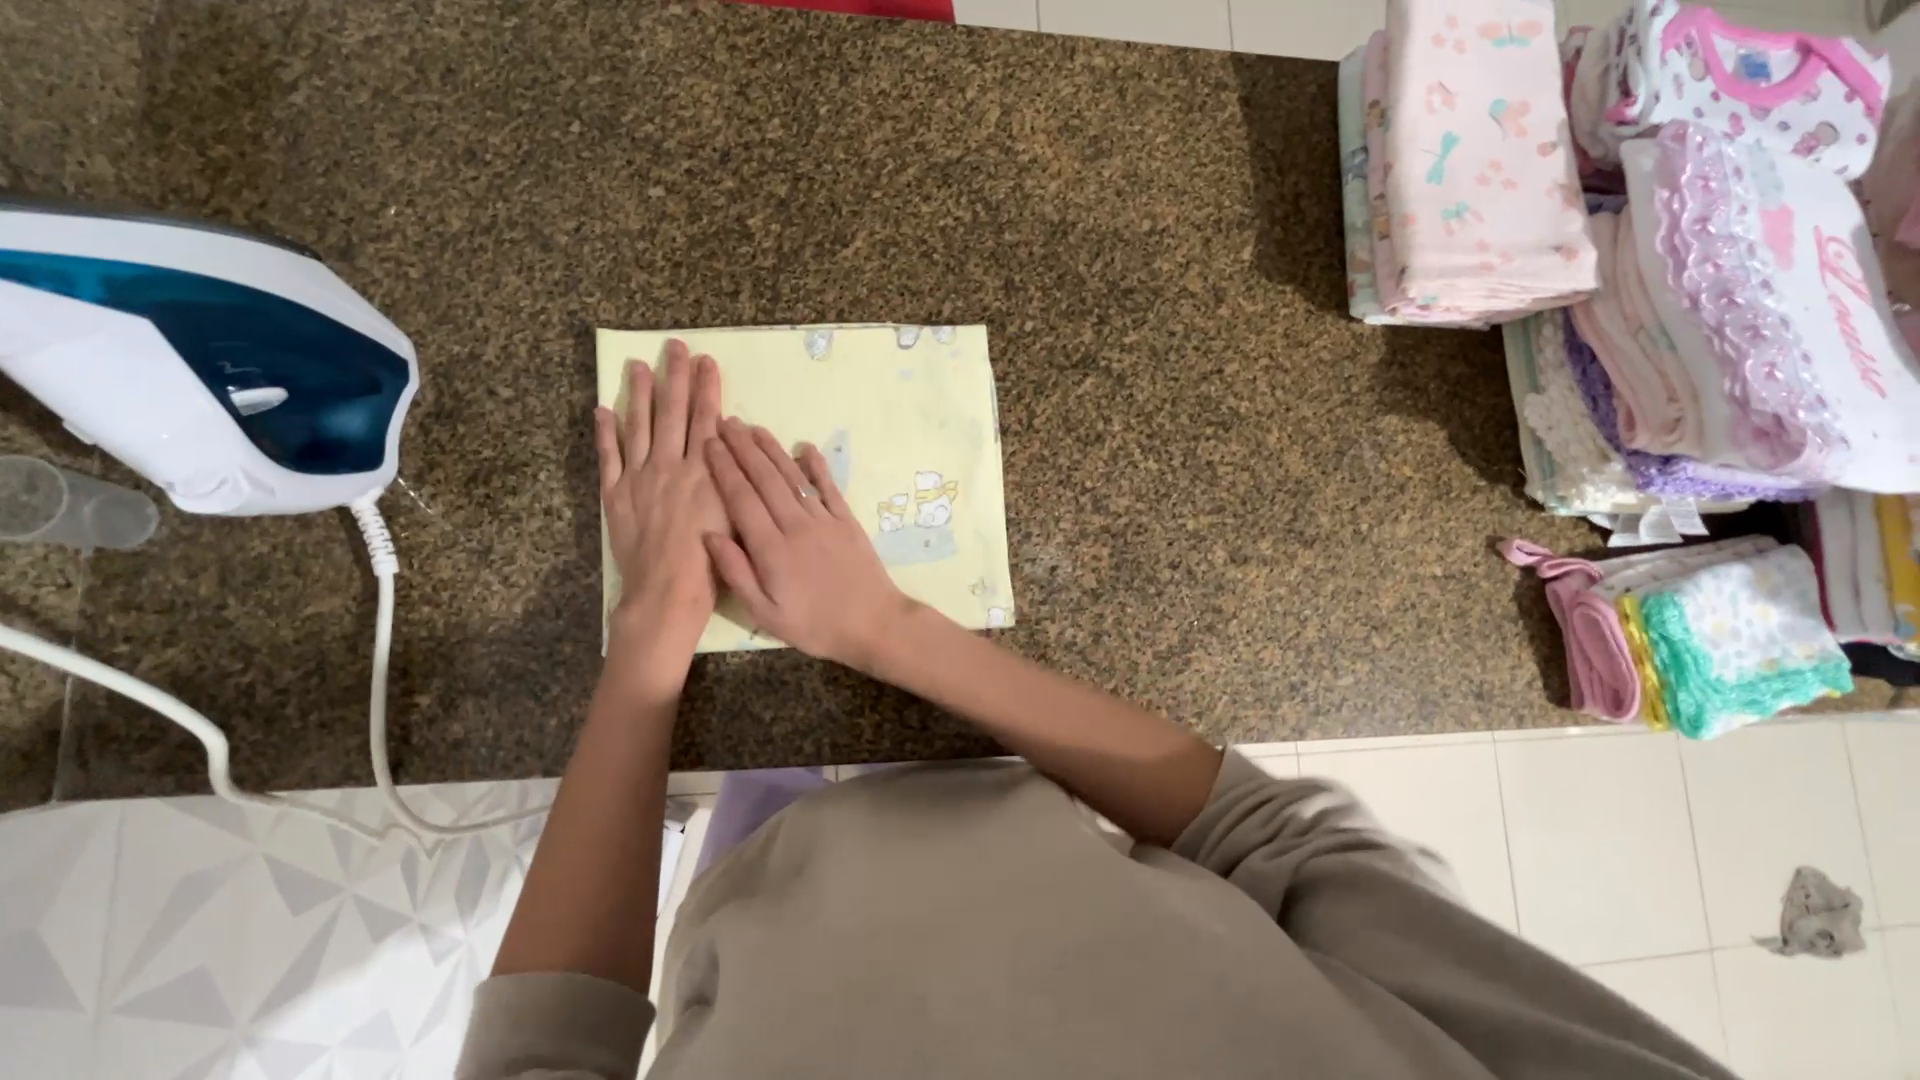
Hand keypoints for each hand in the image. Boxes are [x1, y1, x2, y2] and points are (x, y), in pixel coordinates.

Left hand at [594, 341, 725, 691]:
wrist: (668, 591)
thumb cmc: (712, 563)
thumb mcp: (737, 519)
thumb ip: (732, 481)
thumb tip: (733, 448)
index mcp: (704, 472)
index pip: (707, 419)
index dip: (707, 388)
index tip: (706, 361)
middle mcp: (672, 466)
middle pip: (674, 413)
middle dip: (676, 377)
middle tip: (675, 347)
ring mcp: (640, 478)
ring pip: (640, 426)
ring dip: (639, 393)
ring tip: (637, 365)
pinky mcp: (616, 495)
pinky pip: (608, 457)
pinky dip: (605, 433)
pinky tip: (604, 410)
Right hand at [703, 418, 913, 669]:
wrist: (873, 624)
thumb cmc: (815, 626)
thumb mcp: (766, 613)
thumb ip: (736, 573)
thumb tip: (708, 535)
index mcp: (771, 549)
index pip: (741, 498)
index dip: (723, 469)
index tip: (708, 445)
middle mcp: (796, 525)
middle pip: (764, 479)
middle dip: (742, 449)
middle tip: (724, 424)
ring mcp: (824, 520)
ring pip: (792, 477)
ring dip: (771, 450)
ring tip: (752, 429)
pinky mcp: (847, 521)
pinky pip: (828, 487)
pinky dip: (816, 465)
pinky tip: (805, 447)